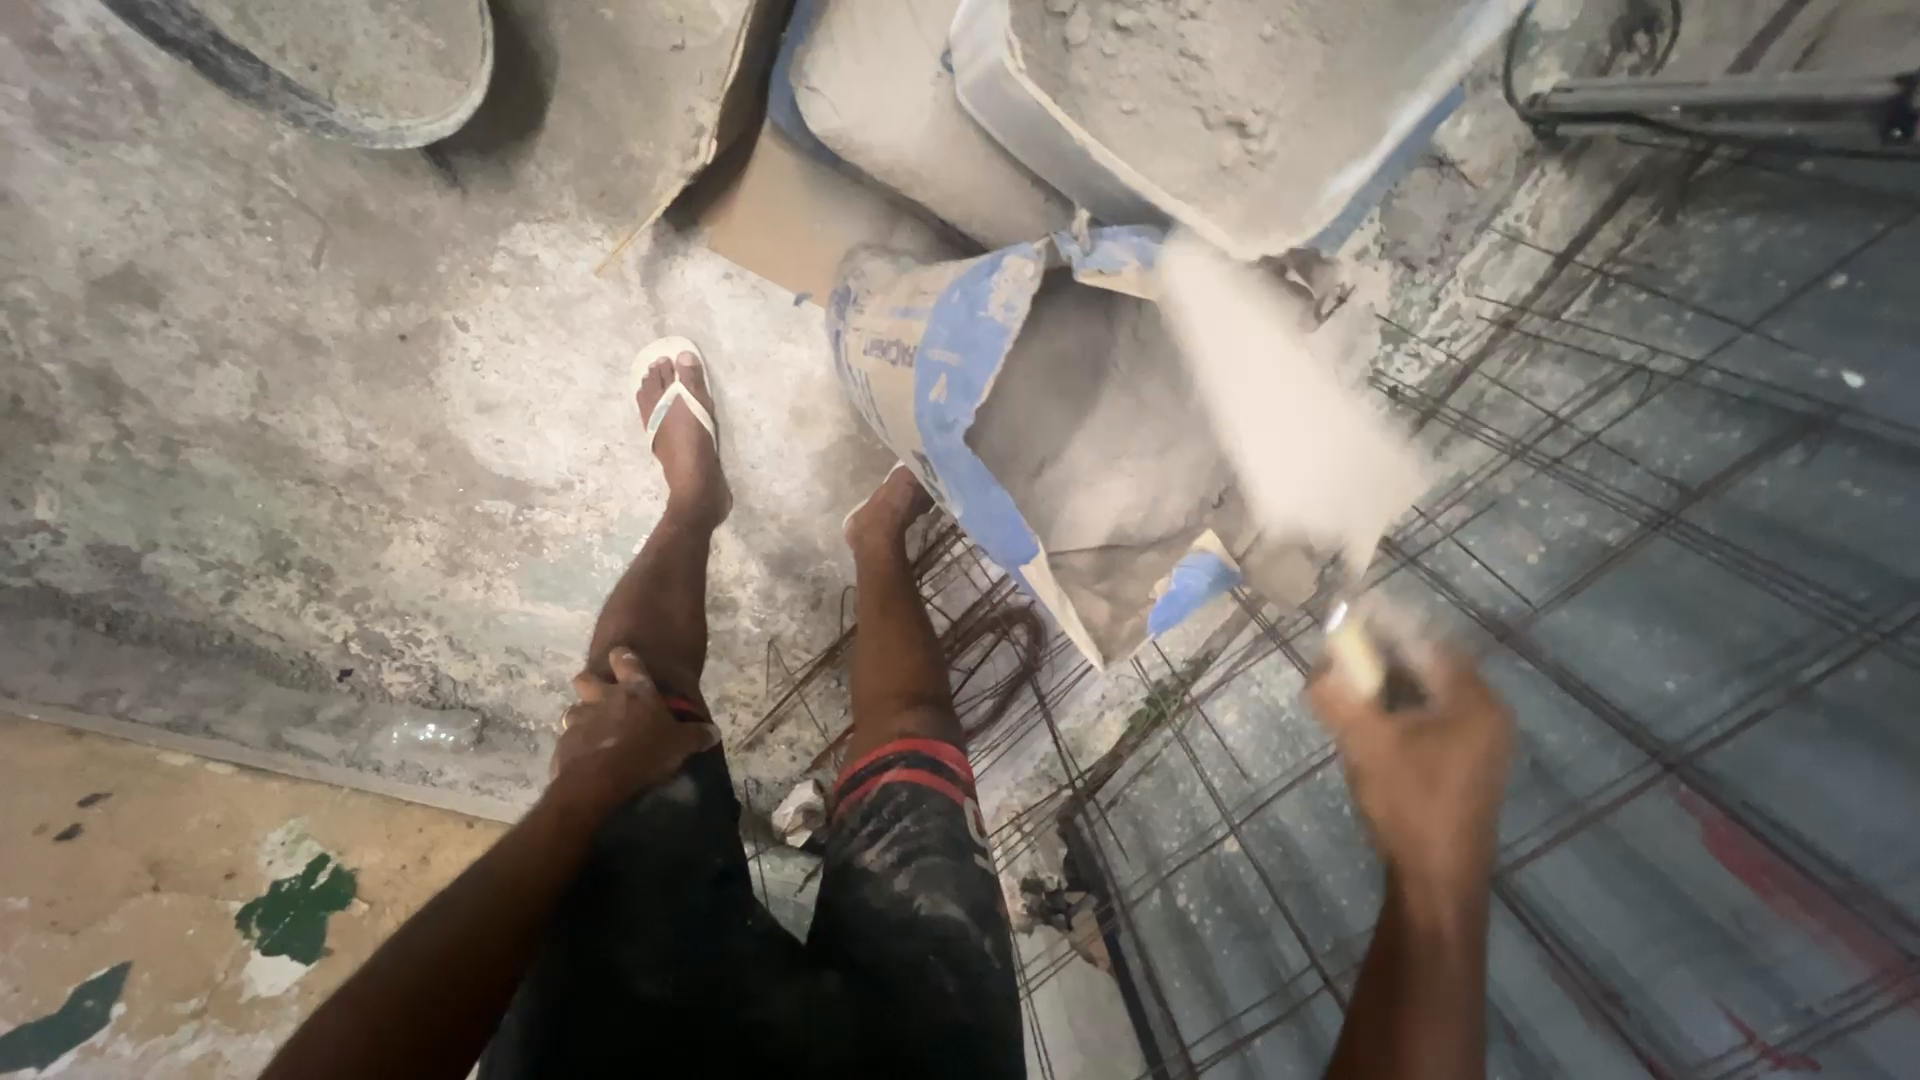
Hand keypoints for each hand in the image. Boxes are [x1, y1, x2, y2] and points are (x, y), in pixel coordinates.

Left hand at [550, 647, 719, 816]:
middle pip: (585, 679)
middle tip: (600, 697)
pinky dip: (576, 747)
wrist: (601, 781)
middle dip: (590, 684)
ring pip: (573, 710)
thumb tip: (714, 732)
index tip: (622, 656)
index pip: (626, 661)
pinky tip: (586, 760)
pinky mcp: (564, 745)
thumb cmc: (647, 752)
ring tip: (594, 733)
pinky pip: (569, 740)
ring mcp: (580, 721)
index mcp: (635, 691)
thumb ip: (697, 735)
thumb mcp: (681, 744)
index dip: (624, 657)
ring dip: (582, 718)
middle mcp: (603, 699)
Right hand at [1308, 643, 1512, 903]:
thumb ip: (1336, 696)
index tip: (1347, 625)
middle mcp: (1487, 715)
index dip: (1386, 629)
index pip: (1429, 644)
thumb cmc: (1407, 802)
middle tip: (1340, 660)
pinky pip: (1432, 719)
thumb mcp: (1363, 742)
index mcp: (1474, 703)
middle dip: (1382, 659)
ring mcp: (1481, 743)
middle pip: (1430, 667)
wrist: (1436, 878)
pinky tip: (1368, 726)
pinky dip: (1400, 712)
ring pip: (1429, 695)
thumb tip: (1316, 668)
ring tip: (1347, 692)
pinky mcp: (1467, 764)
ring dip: (1388, 688)